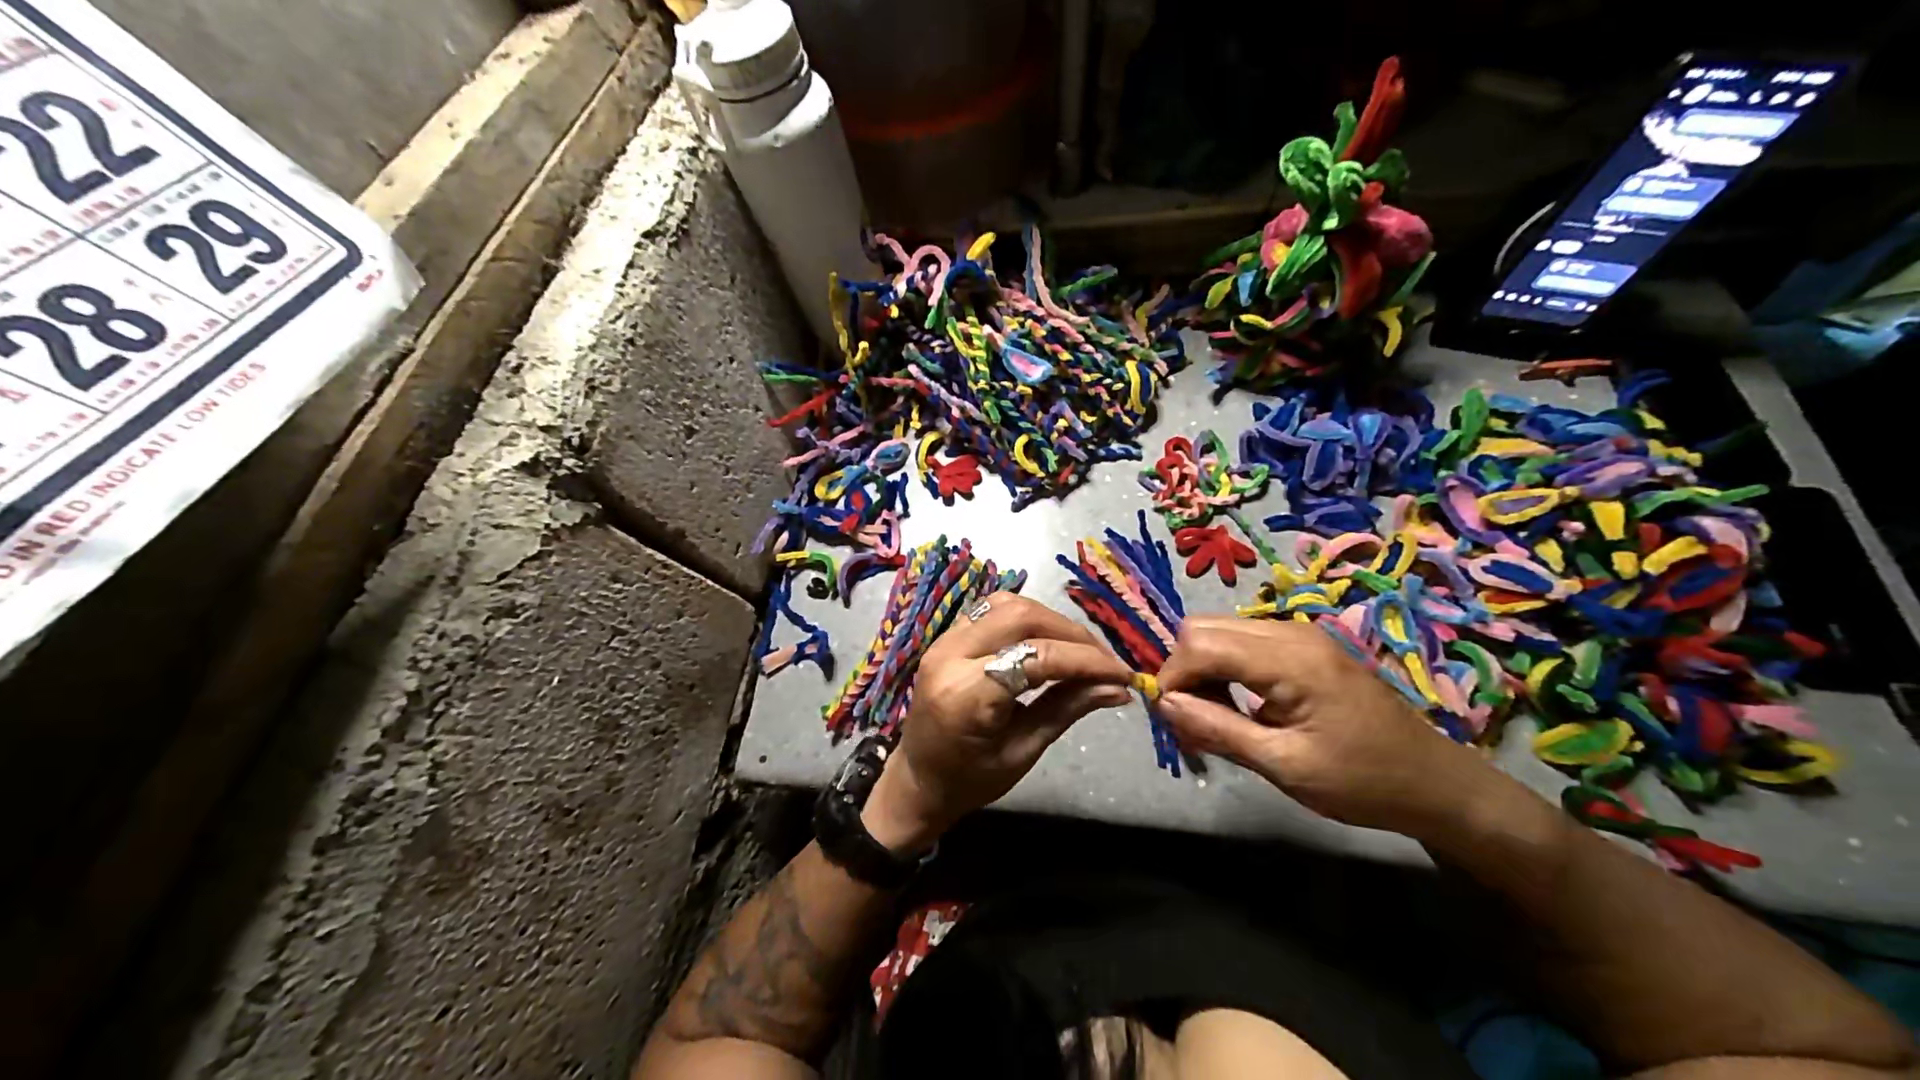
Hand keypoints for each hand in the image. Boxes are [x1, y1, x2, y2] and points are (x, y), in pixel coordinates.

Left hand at [863, 592, 1133, 852]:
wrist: (917, 779)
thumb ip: (1068, 709)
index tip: (1122, 674)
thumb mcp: (1023, 752)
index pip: (1036, 657)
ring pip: (1007, 604)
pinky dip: (1027, 619)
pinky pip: (992, 611)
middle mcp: (949, 656)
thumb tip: (1118, 688)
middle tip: (1104, 662)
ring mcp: (943, 641)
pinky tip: (1048, 641)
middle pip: (1022, 616)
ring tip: (1080, 650)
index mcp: (965, 696)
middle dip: (1071, 633)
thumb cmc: (969, 780)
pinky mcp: (946, 636)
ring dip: (1051, 620)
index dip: (1085, 660)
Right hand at [1154, 617, 1494, 835]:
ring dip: (1202, 668)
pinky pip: (1243, 641)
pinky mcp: (1304, 646)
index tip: (1171, 719)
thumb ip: (1218, 729)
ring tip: (1212, 716)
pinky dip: (1224, 666)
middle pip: (1204, 627)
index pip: (1201, 644)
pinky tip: (1237, 704)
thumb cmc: (1362, 781)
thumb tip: (1164, 704)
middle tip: (1191, 719)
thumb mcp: (1284, 765)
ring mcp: (1299, 635)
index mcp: (1290, 660)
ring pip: (1219, 631)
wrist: (1434, 783)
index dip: (1173, 677)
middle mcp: (1291, 632)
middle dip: (1184, 669)